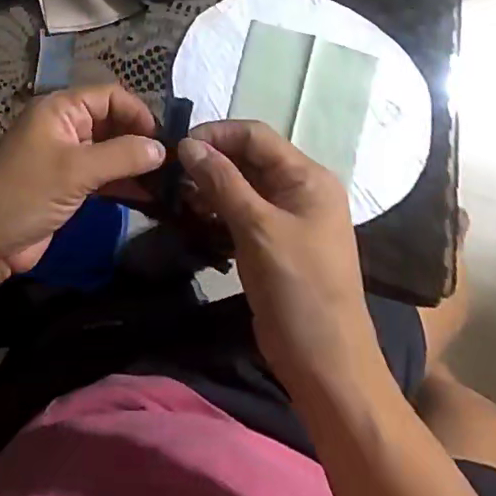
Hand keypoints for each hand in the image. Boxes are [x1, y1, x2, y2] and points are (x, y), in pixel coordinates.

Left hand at [0, 85, 165, 282]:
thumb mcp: (76, 170)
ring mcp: (63, 155)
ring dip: (136, 163)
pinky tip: (151, 197)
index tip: (164, 140)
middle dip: (140, 138)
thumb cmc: (27, 193)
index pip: (108, 95)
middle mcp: (61, 125)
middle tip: (175, 164)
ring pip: (109, 150)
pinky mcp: (66, 183)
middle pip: (111, 121)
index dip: (137, 112)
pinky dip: (124, 182)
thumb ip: (122, 156)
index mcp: (57, 109)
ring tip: (170, 182)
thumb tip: (162, 148)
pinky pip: (102, 174)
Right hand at [177, 121, 380, 392]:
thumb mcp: (257, 228)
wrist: (324, 361)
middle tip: (170, 172)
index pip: (255, 135)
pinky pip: (238, 208)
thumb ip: (222, 181)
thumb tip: (187, 143)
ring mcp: (286, 216)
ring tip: (177, 195)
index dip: (215, 134)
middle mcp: (299, 190)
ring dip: (207, 182)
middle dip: (208, 158)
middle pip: (247, 156)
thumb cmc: (298, 288)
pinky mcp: (271, 240)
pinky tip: (192, 214)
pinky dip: (214, 205)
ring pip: (239, 182)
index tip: (176, 148)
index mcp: (308, 179)